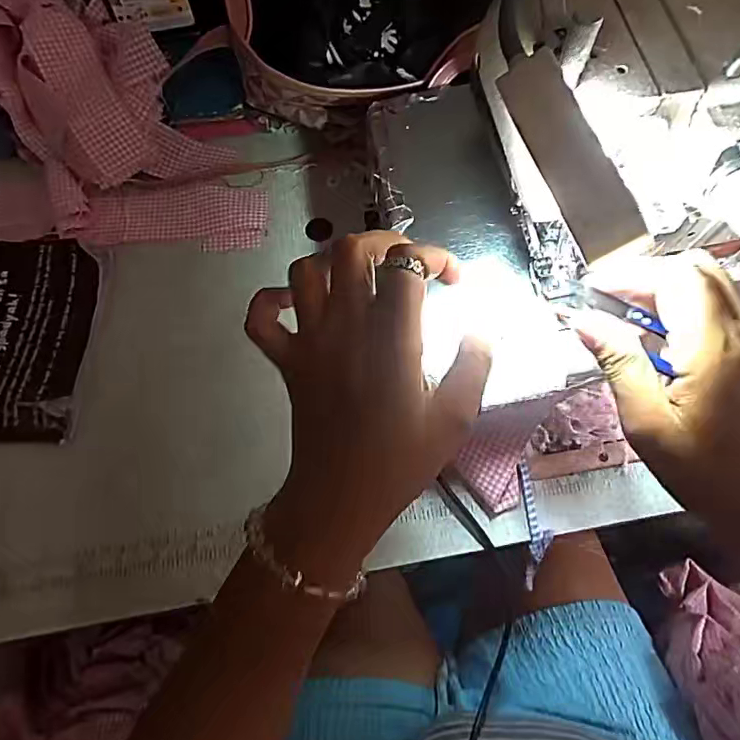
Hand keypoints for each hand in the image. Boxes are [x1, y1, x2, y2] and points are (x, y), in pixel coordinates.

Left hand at [245, 231, 491, 576]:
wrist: (341, 498)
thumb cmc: (401, 460)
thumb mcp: (456, 418)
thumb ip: (474, 365)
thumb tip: (479, 331)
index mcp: (391, 338)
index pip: (406, 266)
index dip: (434, 257)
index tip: (451, 277)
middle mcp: (345, 328)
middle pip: (350, 250)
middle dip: (383, 241)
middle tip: (405, 262)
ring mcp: (308, 342)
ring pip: (304, 270)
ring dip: (333, 263)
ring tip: (359, 279)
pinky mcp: (285, 362)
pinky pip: (261, 317)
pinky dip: (273, 300)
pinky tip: (298, 305)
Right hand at [570, 254, 739, 541]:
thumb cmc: (717, 481)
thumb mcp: (649, 426)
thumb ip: (619, 363)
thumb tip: (587, 323)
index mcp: (718, 349)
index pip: (672, 276)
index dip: (629, 274)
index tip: (599, 287)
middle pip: (699, 272)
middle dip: (652, 280)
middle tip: (618, 303)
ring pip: (722, 294)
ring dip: (681, 302)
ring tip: (651, 338)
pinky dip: (711, 324)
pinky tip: (692, 359)